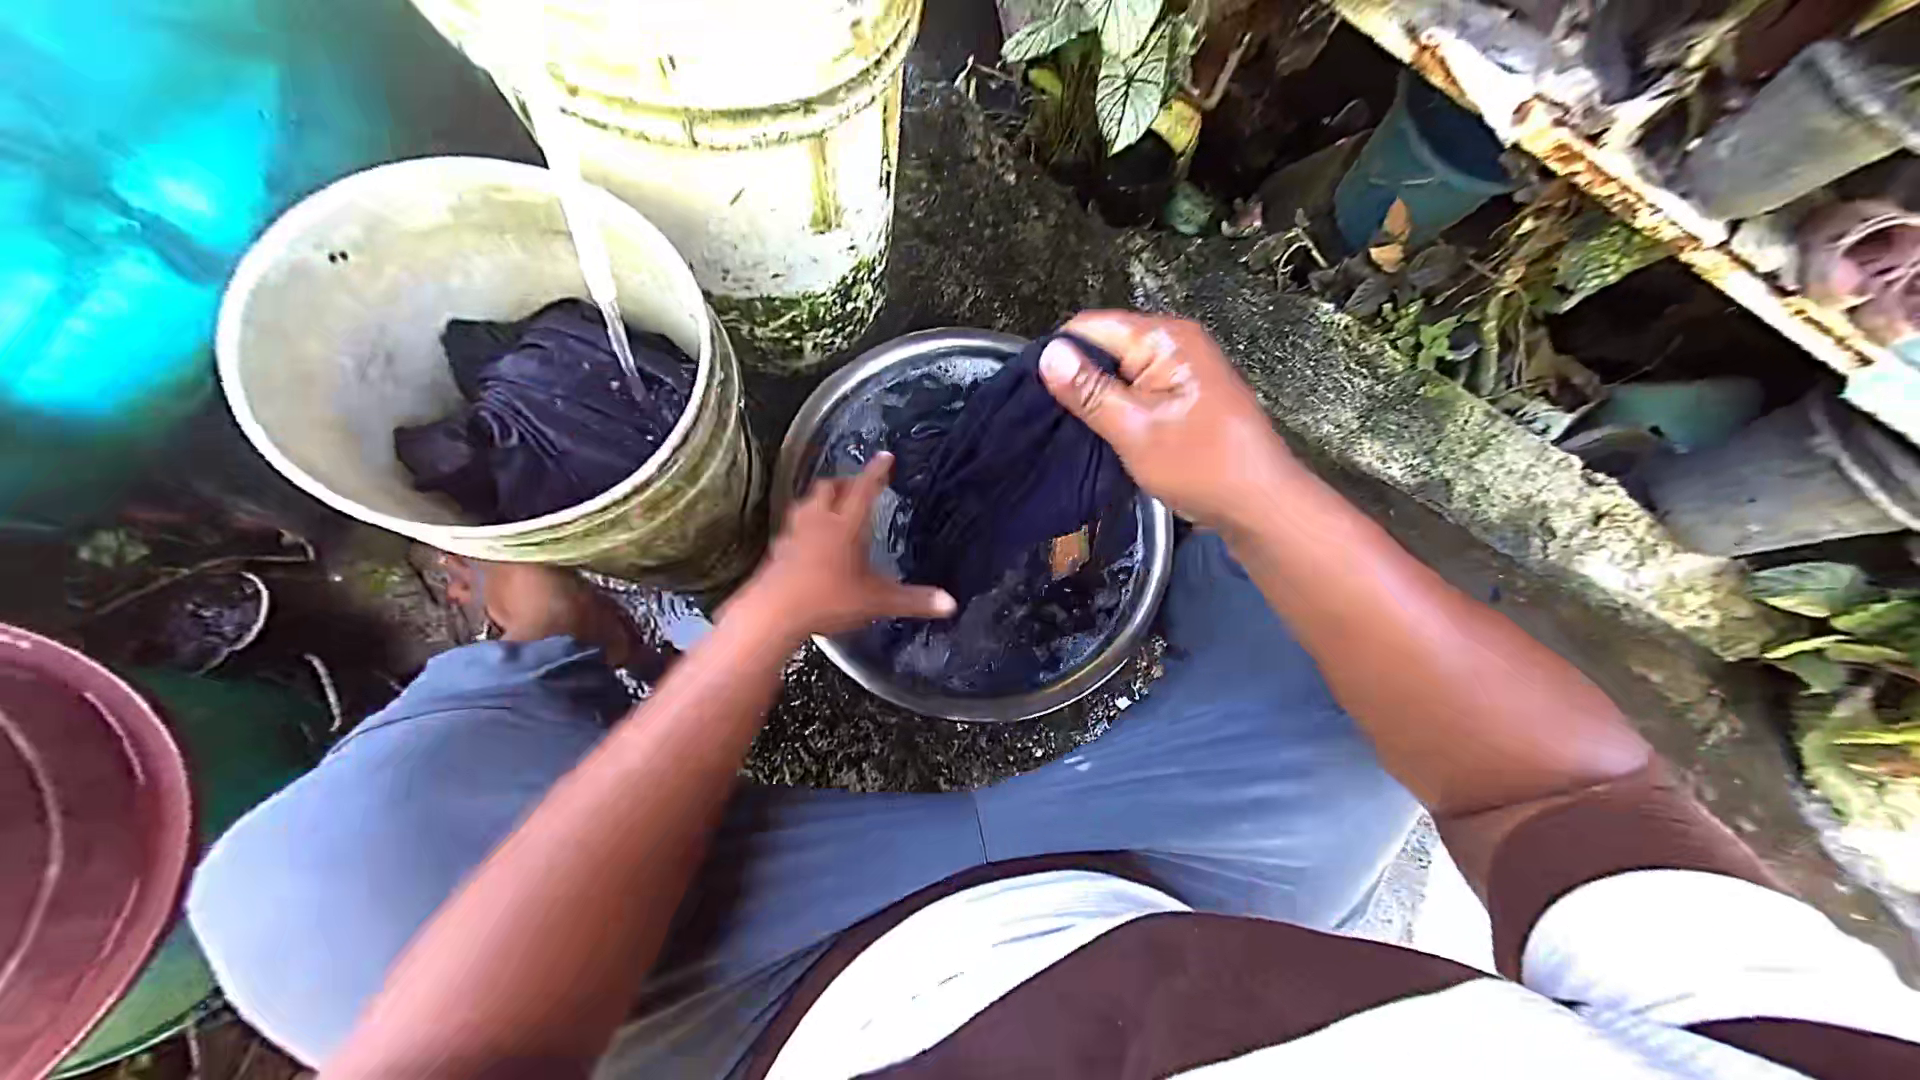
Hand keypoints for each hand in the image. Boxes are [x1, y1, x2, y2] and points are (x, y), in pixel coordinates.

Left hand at [728, 453, 955, 641]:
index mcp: (846, 526)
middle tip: (857, 486)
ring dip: (820, 501)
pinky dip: (803, 527)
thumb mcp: (877, 602)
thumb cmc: (826, 599)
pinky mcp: (778, 551)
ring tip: (830, 507)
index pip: (865, 489)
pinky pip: (792, 528)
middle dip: (845, 482)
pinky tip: (807, 541)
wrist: (773, 613)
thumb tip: (948, 603)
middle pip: (829, 487)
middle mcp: (818, 522)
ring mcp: (794, 534)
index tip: (884, 457)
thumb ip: (914, 600)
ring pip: (806, 504)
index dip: (876, 471)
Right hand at [1039, 311, 1300, 529]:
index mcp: (1164, 339)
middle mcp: (1174, 340)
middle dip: (1078, 376)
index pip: (1089, 326)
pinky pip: (1136, 385)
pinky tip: (1106, 430)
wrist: (1258, 501)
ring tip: (1078, 428)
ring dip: (1097, 395)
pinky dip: (1118, 404)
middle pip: (1104, 343)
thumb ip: (1089, 391)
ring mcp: (1182, 365)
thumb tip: (1048, 354)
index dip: (1060, 356)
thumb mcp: (1134, 430)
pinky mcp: (1183, 389)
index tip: (1041, 396)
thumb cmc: (1201, 466)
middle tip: (1057, 418)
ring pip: (1118, 368)